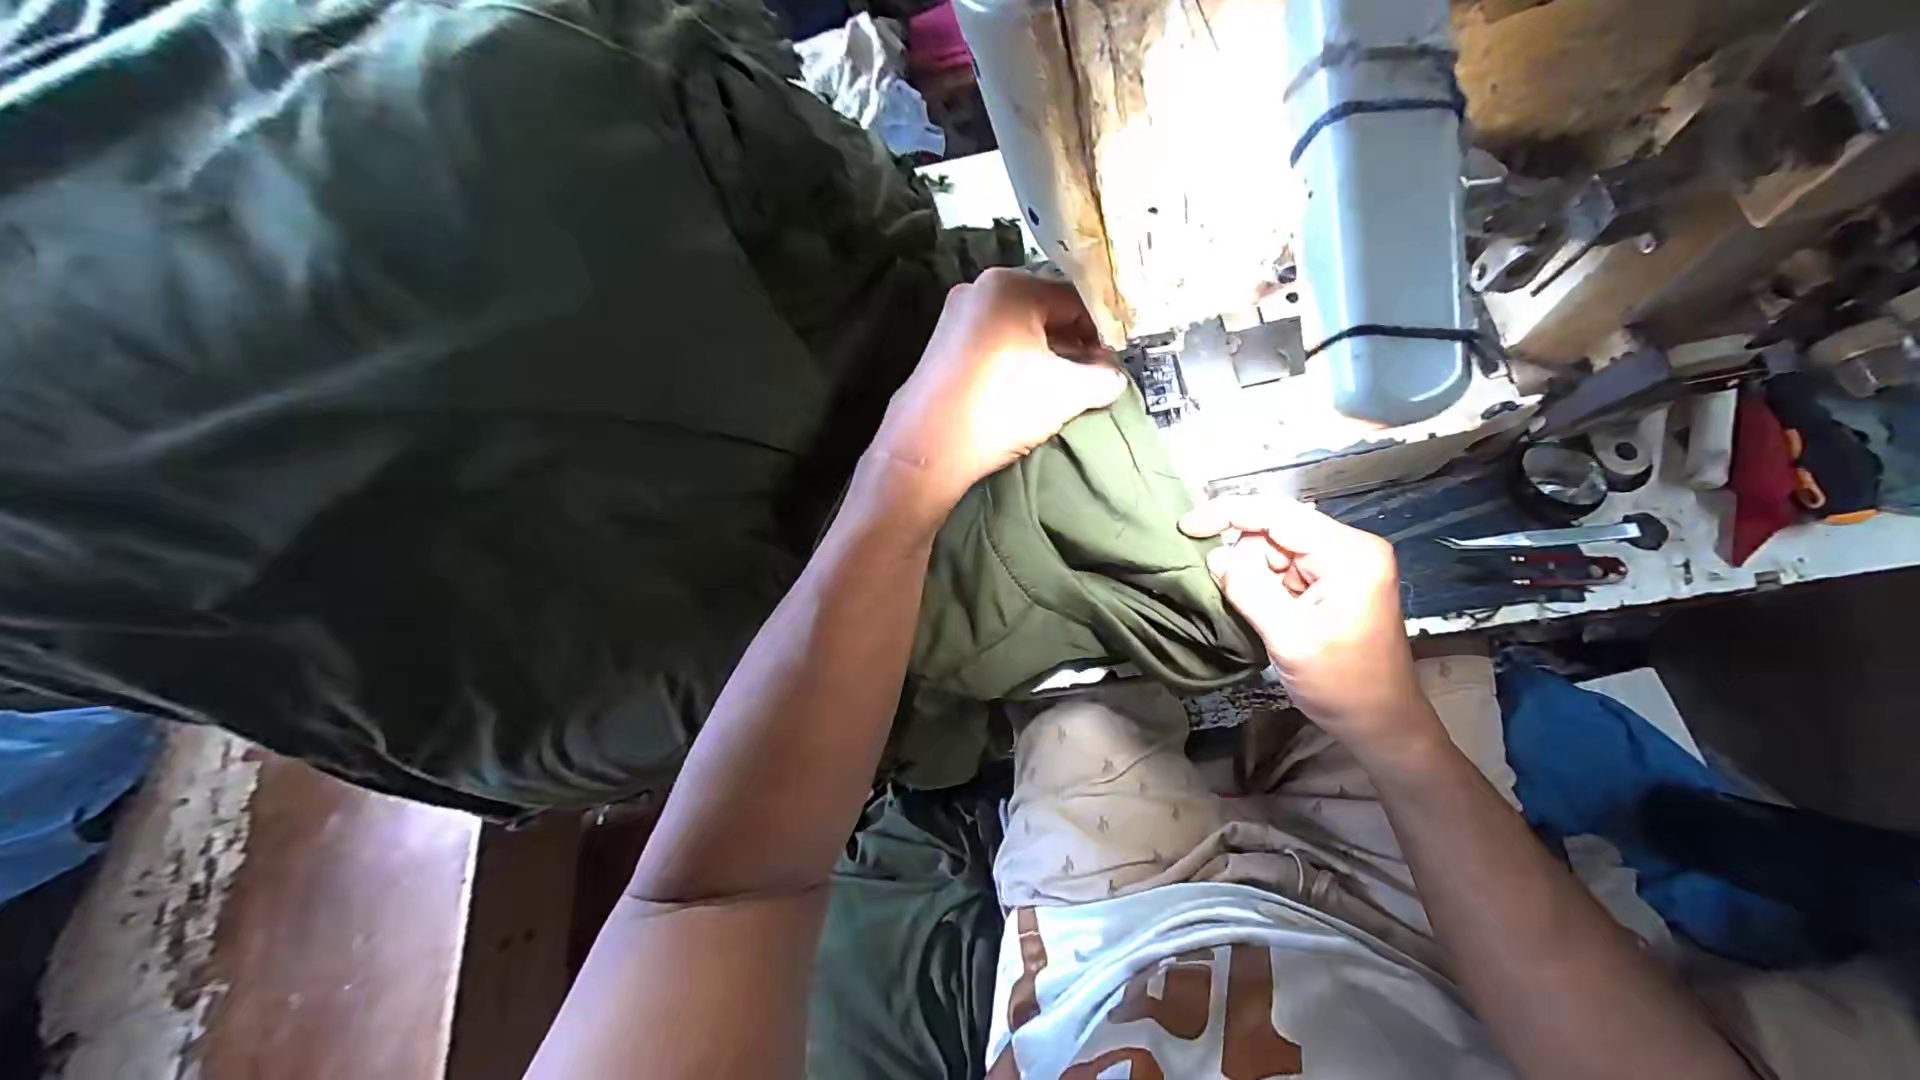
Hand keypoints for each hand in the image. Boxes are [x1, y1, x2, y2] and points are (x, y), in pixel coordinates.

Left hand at [865, 269, 1129, 522]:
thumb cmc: (1000, 407)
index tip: (1116, 358)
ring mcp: (956, 317)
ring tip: (1065, 386)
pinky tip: (1028, 388)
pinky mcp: (943, 346)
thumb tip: (1113, 375)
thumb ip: (1102, 377)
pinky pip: (994, 342)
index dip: (1102, 328)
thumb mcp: (1065, 392)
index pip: (1076, 296)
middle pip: (1045, 309)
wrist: (927, 447)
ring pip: (1018, 328)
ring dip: (1047, 353)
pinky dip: (1017, 360)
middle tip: (1095, 373)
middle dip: (1074, 341)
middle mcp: (979, 289)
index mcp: (1011, 285)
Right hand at [1180, 497, 1440, 756]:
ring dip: (1255, 573)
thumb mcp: (1289, 637)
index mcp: (1349, 555)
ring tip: (1261, 614)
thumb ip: (1249, 589)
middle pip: (1277, 529)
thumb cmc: (1342, 684)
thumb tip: (1215, 555)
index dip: (1229, 514)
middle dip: (1245, 555)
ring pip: (1277, 548)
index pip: (1279, 515)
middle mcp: (1350, 548)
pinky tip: (1268, 610)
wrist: (1380, 721)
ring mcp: (1343, 563)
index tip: (1188, 525)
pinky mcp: (1334, 580)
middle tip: (1232, 594)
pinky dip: (1266, 582)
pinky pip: (1286, 566)